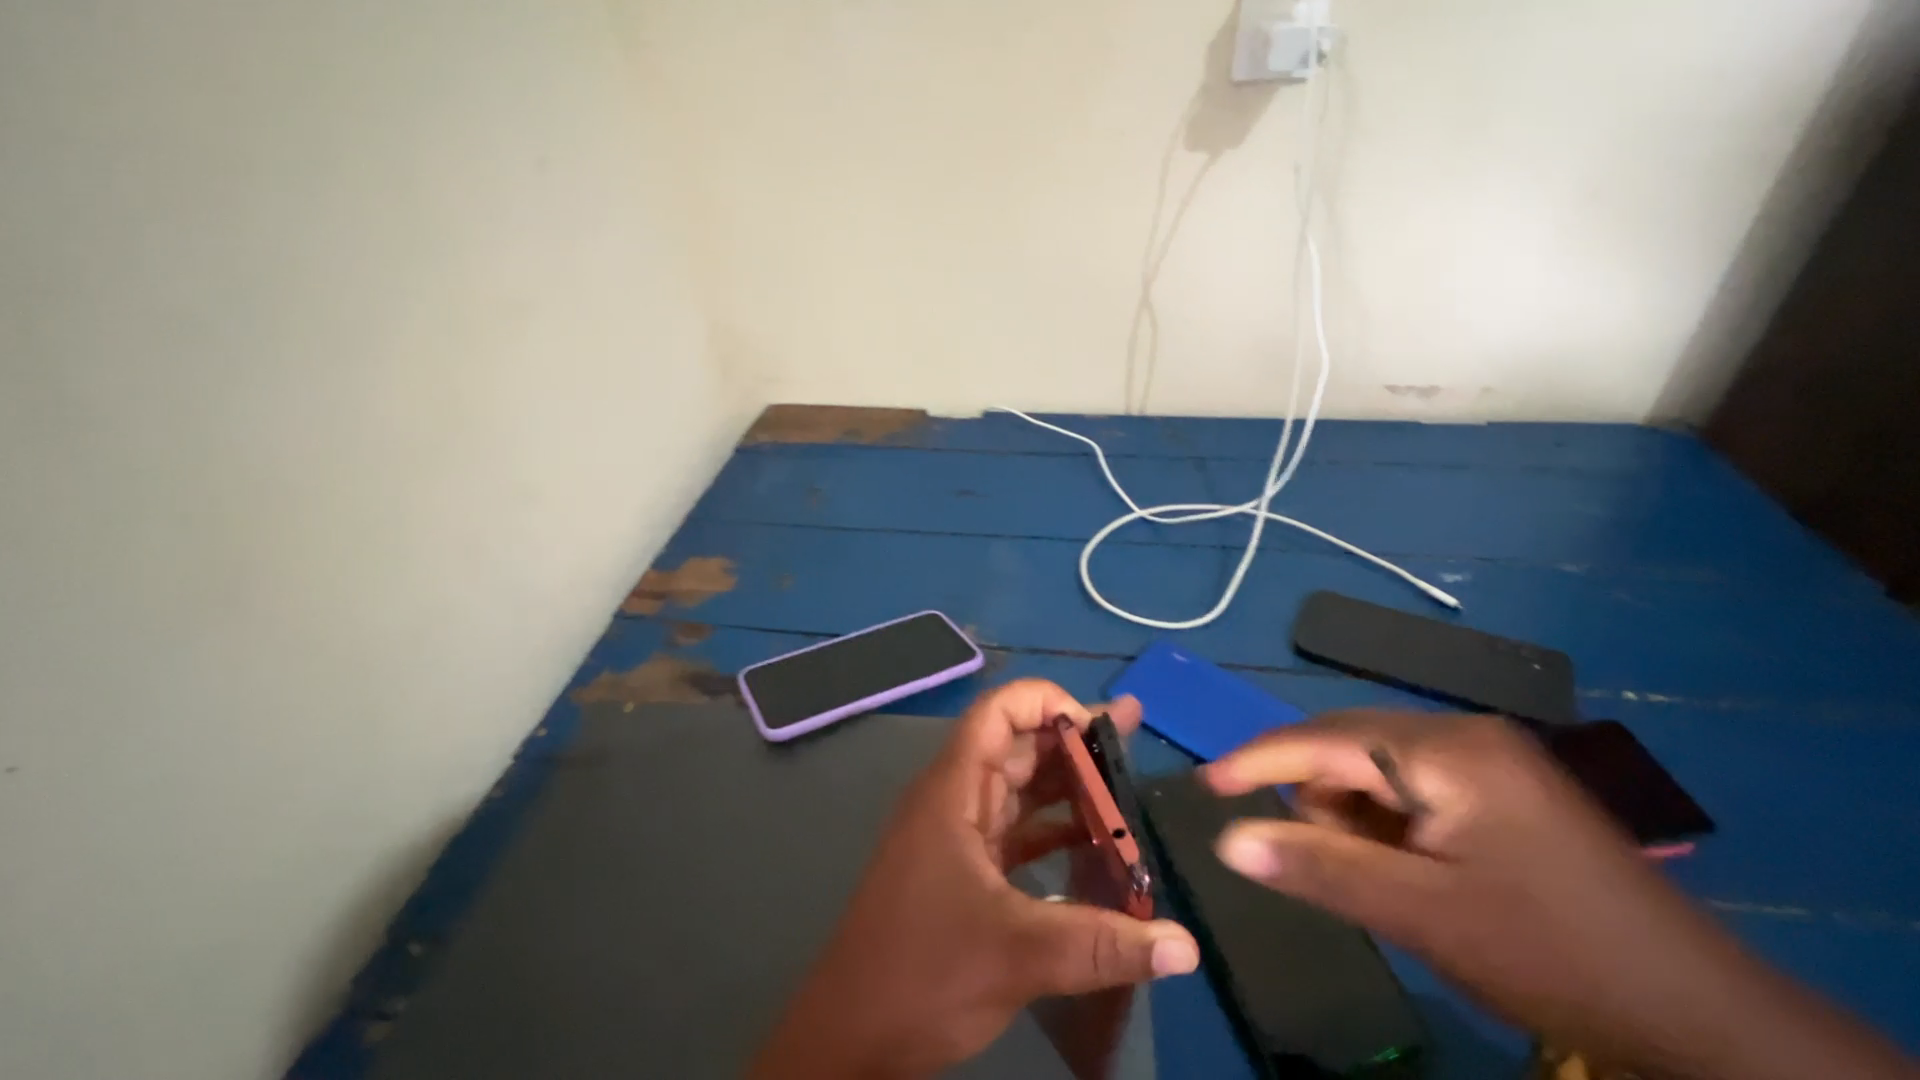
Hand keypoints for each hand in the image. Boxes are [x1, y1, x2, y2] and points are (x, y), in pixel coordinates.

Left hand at [749, 680, 1198, 1079]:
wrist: (852, 1037)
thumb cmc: (923, 974)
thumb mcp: (1018, 953)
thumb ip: (1105, 944)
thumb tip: (1188, 948)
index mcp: (952, 793)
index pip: (997, 714)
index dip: (1047, 704)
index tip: (1101, 728)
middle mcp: (953, 803)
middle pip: (1015, 748)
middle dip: (1074, 742)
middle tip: (1137, 744)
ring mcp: (956, 840)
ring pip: (1018, 793)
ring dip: (1069, 788)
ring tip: (1131, 790)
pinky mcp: (963, 875)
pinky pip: (1017, 835)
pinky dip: (1056, 834)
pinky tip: (1100, 849)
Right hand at [1205, 710, 1917, 1079]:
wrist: (1695, 1011)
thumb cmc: (1547, 952)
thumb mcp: (1420, 912)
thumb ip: (1317, 867)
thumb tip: (1228, 840)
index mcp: (1448, 750)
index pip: (1325, 738)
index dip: (1258, 759)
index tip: (1204, 785)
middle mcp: (1467, 737)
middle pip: (1349, 746)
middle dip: (1309, 794)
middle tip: (1287, 852)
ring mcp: (1492, 764)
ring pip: (1379, 772)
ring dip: (1349, 815)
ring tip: (1362, 875)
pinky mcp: (1505, 795)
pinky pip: (1415, 792)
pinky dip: (1386, 825)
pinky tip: (1398, 869)